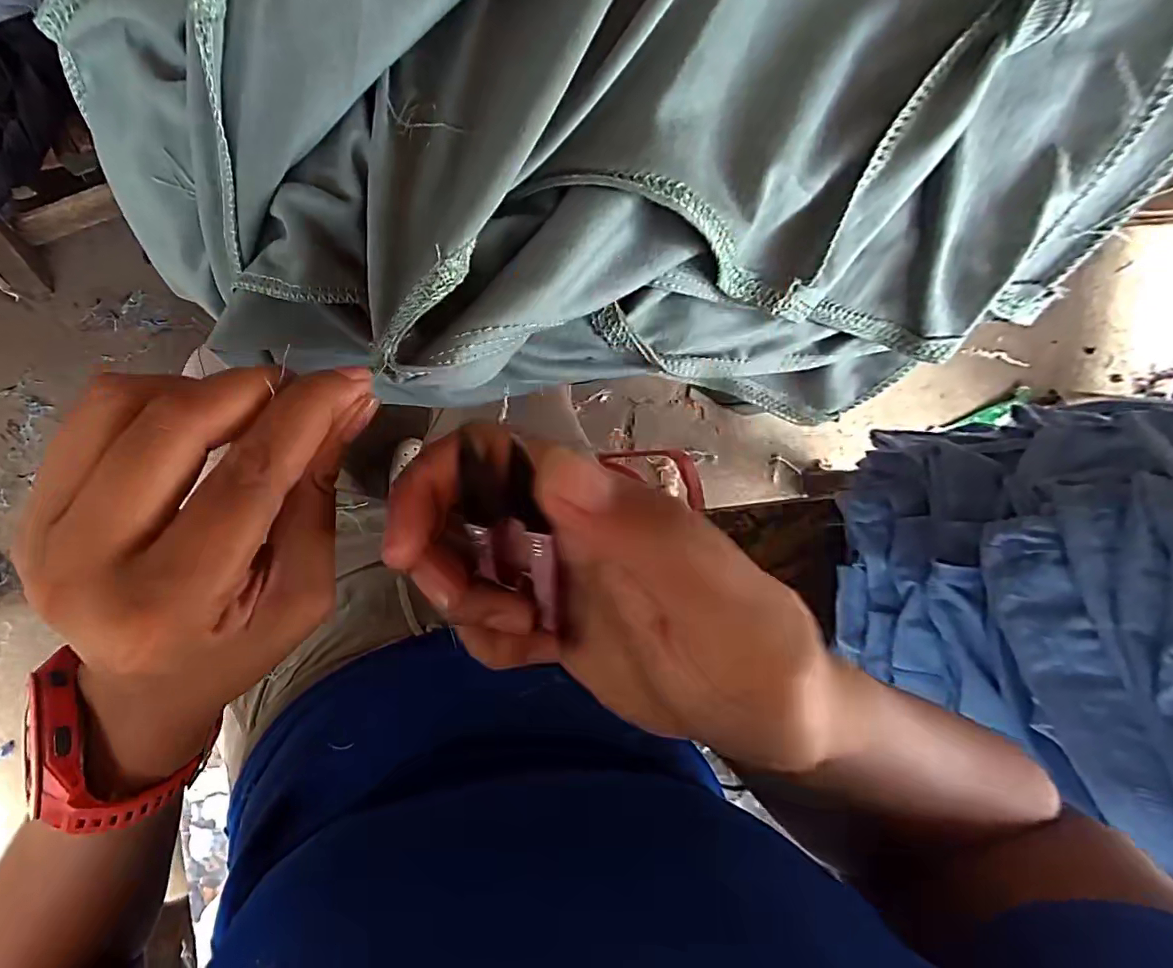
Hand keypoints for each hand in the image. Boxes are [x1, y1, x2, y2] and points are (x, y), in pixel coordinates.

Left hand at [14, 367, 376, 791]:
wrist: (139, 684)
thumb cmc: (229, 647)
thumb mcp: (297, 593)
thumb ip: (316, 494)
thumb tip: (346, 403)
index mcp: (165, 607)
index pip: (245, 481)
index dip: (302, 416)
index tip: (347, 380)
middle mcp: (86, 565)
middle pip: (173, 427)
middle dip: (248, 389)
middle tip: (292, 388)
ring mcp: (44, 530)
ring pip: (124, 401)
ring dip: (197, 390)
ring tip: (236, 412)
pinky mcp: (32, 504)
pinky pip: (94, 409)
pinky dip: (152, 395)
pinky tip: (183, 422)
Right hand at [383, 427, 846, 772]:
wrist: (769, 720)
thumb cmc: (755, 654)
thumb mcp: (709, 596)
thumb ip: (636, 529)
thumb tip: (549, 468)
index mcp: (584, 496)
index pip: (481, 453)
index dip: (426, 484)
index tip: (403, 550)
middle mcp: (554, 518)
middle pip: (450, 505)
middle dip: (434, 554)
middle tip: (462, 605)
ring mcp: (543, 566)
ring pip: (455, 560)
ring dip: (463, 602)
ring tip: (524, 638)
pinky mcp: (539, 610)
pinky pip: (479, 614)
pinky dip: (488, 639)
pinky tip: (537, 655)